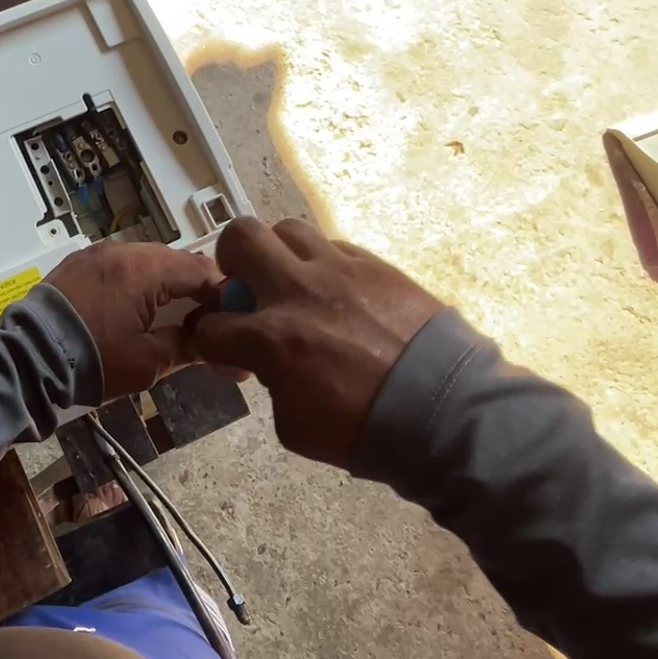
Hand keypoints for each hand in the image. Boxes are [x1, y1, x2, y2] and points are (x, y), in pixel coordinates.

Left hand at [44, 242, 221, 401]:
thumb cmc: (91, 361)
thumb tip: (210, 340)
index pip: (200, 270)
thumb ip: (185, 345)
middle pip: (174, 261)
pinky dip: (135, 282)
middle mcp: (121, 251)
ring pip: (146, 261)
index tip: (233, 316)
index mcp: (143, 269)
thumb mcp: (147, 362)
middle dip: (194, 287)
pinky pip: (119, 265)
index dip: (222, 293)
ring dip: (164, 283)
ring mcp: (95, 254)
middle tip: (206, 319)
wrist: (27, 359)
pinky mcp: (77, 264)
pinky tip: (138, 307)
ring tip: (173, 316)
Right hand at [191, 218, 443, 466]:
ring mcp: (337, 270)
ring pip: (287, 229)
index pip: (211, 326)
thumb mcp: (294, 425)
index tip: (225, 349)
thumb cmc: (367, 429)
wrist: (447, 413)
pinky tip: (335, 291)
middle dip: (230, 258)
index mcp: (272, 338)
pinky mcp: (373, 264)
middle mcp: (297, 292)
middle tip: (245, 282)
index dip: (211, 341)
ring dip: (279, 253)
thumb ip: (269, 383)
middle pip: (239, 238)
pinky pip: (333, 246)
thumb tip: (268, 363)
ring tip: (292, 279)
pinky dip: (322, 264)